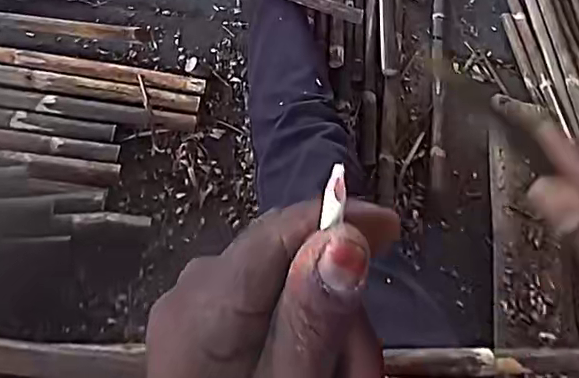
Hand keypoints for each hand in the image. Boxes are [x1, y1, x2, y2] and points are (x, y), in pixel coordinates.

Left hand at [145, 197, 399, 377]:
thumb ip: (311, 321)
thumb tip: (343, 240)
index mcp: (203, 304)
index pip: (275, 232)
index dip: (333, 217)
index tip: (388, 224)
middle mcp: (191, 291)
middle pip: (284, 263)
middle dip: (337, 307)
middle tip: (367, 375)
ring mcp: (191, 310)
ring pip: (278, 288)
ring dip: (322, 331)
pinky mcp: (198, 331)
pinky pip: (258, 310)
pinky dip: (294, 337)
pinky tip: (312, 371)